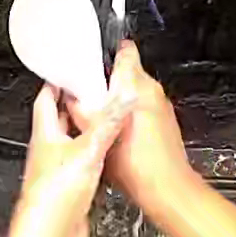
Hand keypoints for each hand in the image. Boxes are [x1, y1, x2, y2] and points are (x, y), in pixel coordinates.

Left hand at [11, 85, 126, 236]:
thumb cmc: (54, 197)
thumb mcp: (87, 150)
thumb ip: (108, 123)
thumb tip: (125, 98)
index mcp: (45, 135)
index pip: (46, 99)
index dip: (56, 82)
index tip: (67, 68)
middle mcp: (48, 151)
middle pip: (60, 119)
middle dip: (75, 104)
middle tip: (92, 91)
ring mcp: (58, 170)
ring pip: (73, 141)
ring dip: (87, 129)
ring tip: (105, 118)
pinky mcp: (69, 189)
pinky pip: (83, 163)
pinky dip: (95, 154)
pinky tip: (107, 155)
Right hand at [73, 41, 191, 207]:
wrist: (165, 187)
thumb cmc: (136, 163)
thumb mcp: (95, 133)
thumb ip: (80, 109)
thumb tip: (70, 96)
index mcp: (136, 85)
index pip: (126, 50)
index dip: (109, 49)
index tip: (94, 55)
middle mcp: (151, 90)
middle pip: (127, 72)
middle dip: (107, 80)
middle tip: (87, 92)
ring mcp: (160, 106)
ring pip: (134, 92)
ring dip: (117, 98)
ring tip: (98, 115)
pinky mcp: (163, 121)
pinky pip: (142, 107)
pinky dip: (128, 113)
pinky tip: (116, 131)